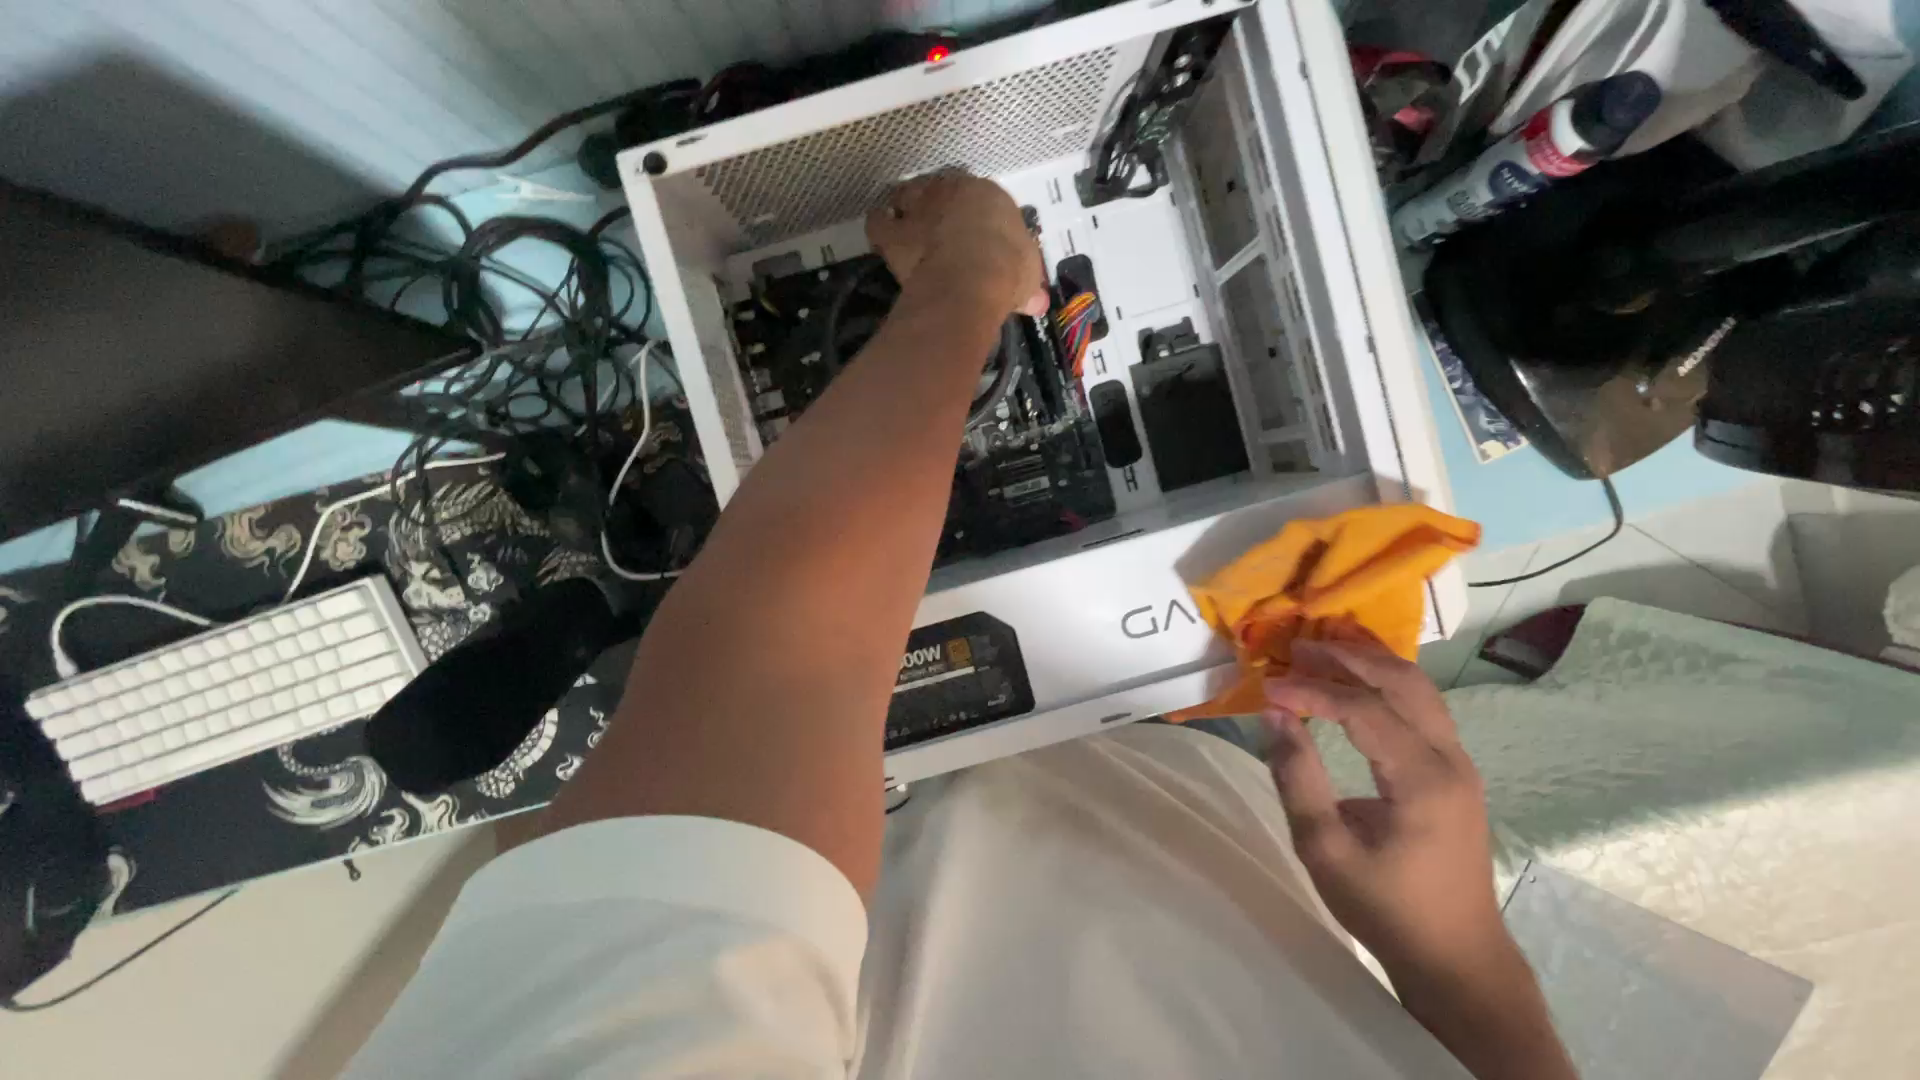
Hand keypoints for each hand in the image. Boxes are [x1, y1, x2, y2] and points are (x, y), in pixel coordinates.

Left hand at [867, 171, 1048, 316]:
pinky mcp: (894, 232)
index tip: (973, 231)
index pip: (978, 197)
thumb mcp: (1027, 278)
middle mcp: (950, 192)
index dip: (973, 214)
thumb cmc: (1007, 270)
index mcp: (987, 196)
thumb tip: (1037, 303)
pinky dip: (880, 225)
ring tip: (904, 222)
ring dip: (905, 207)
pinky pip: (879, 221)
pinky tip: (882, 235)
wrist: (971, 279)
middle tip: (937, 225)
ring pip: (906, 196)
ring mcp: (919, 209)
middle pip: (938, 189)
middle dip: (937, 205)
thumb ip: (1028, 285)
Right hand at [1263, 636, 1505, 975]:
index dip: (1313, 690)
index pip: (1364, 709)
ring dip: (1370, 664)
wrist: (1456, 957)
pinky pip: (1422, 708)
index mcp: (1423, 779)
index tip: (1268, 686)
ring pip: (1419, 689)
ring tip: (1320, 654)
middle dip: (1347, 657)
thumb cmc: (1386, 908)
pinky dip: (1384, 685)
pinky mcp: (1454, 773)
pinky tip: (1354, 684)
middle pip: (1403, 681)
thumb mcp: (1325, 849)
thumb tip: (1275, 715)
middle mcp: (1451, 760)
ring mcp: (1459, 764)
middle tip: (1295, 648)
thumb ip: (1297, 777)